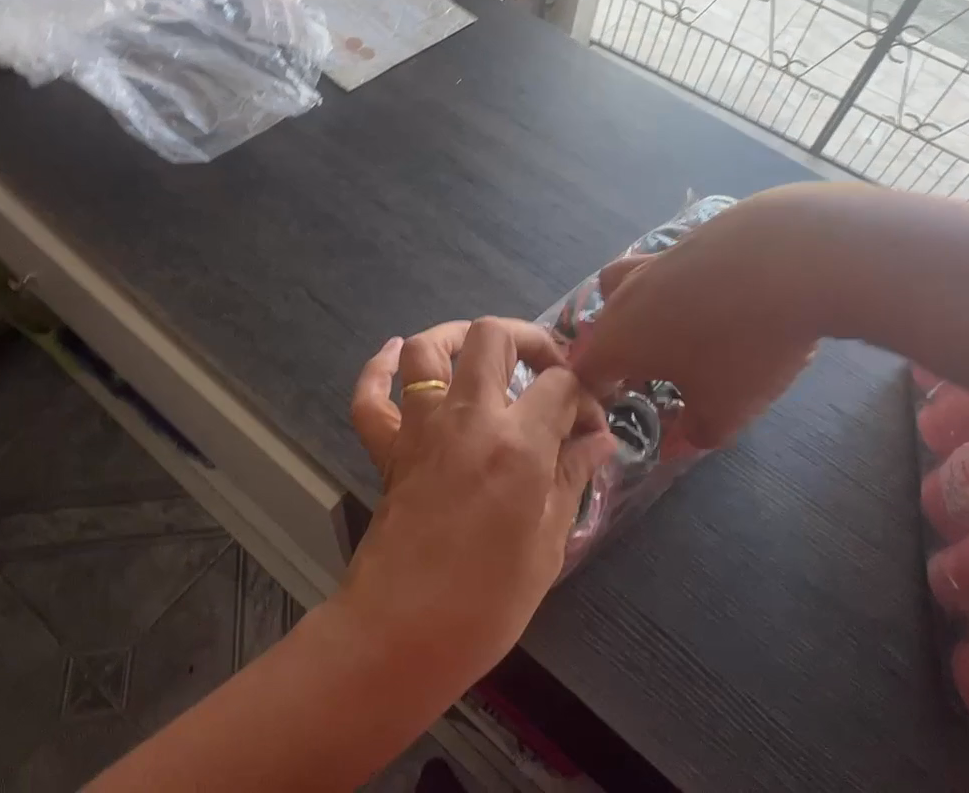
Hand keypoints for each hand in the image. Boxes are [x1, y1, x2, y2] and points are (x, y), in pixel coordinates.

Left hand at [341, 318, 614, 687]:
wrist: (403, 633)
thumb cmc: (489, 600)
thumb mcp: (549, 540)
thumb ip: (572, 475)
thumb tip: (599, 438)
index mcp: (517, 444)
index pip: (560, 385)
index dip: (585, 394)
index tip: (591, 423)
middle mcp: (467, 419)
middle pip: (491, 337)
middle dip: (528, 339)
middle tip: (546, 369)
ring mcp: (420, 430)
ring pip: (426, 349)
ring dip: (455, 336)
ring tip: (480, 350)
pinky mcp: (387, 451)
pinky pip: (370, 398)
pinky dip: (378, 369)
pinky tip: (396, 356)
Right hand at [569, 192, 822, 448]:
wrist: (792, 257)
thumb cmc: (744, 344)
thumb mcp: (726, 409)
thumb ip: (696, 432)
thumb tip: (681, 440)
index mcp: (618, 340)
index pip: (583, 373)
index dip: (594, 399)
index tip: (624, 416)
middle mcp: (625, 297)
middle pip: (602, 328)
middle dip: (619, 356)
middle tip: (655, 379)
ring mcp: (656, 261)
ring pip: (628, 288)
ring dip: (642, 313)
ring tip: (681, 331)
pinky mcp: (692, 236)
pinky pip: (672, 269)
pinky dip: (685, 288)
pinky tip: (727, 299)